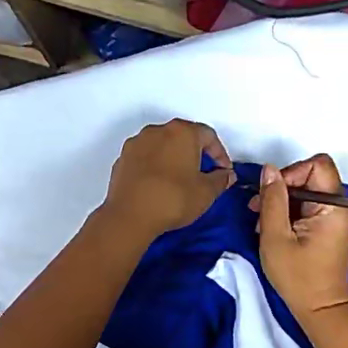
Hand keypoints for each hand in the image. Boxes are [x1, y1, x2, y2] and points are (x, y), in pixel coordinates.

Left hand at [98, 120, 232, 242]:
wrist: (130, 215)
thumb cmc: (173, 199)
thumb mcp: (206, 192)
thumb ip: (220, 180)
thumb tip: (226, 176)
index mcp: (181, 132)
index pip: (208, 135)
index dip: (220, 153)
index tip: (224, 171)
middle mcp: (157, 131)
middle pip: (182, 136)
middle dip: (196, 153)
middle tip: (204, 173)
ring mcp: (136, 143)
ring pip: (161, 145)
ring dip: (173, 158)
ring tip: (180, 179)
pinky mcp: (122, 159)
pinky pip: (144, 157)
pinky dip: (154, 166)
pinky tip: (158, 184)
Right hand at [253, 154, 347, 316]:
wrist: (319, 307)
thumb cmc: (297, 276)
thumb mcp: (275, 236)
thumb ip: (272, 199)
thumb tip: (269, 170)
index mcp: (336, 207)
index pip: (317, 165)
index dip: (291, 173)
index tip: (272, 195)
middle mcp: (344, 206)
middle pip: (312, 175)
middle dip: (282, 187)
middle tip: (259, 208)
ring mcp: (339, 215)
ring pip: (307, 189)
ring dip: (283, 200)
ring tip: (263, 222)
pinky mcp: (331, 224)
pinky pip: (309, 203)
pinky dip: (290, 210)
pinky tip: (275, 227)